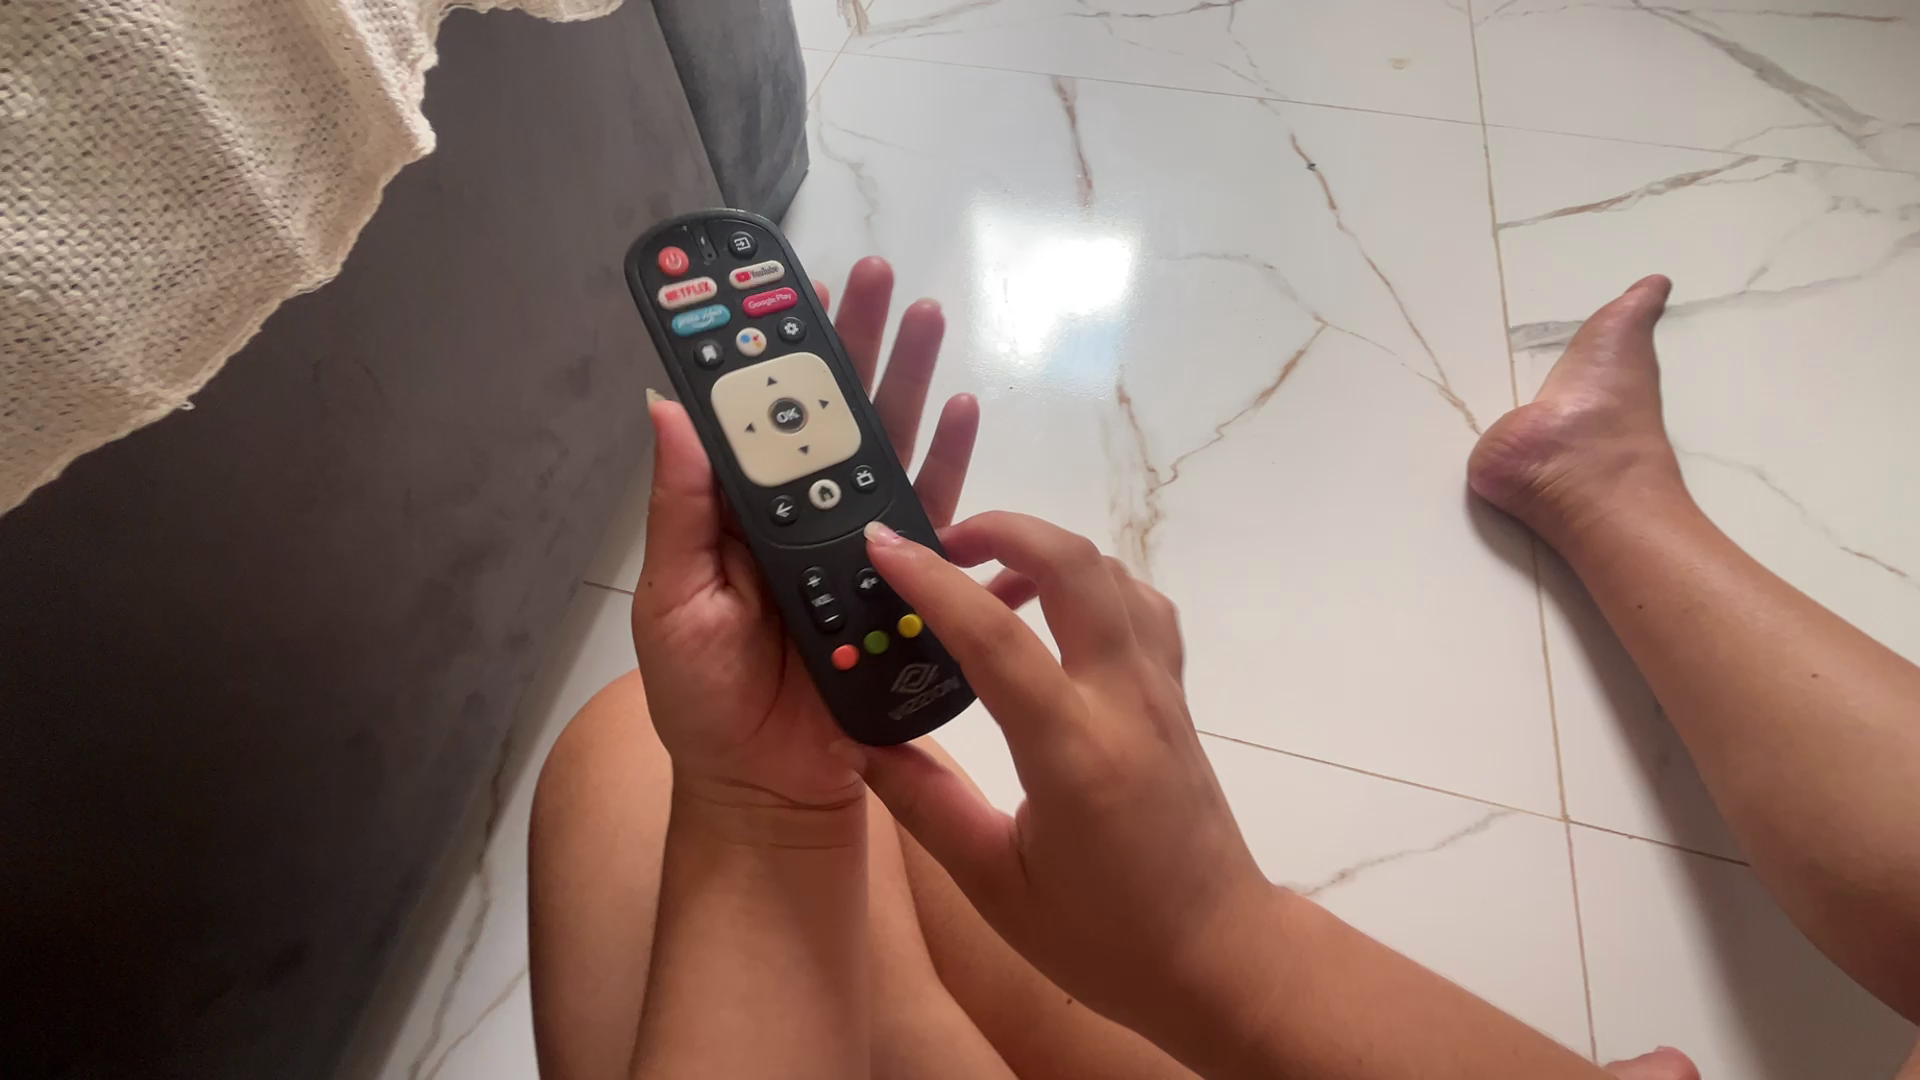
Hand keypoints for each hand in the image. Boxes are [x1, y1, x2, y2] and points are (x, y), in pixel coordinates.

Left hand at [632, 257, 980, 813]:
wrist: (770, 781)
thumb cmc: (706, 697)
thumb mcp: (673, 600)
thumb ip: (680, 510)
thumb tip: (667, 408)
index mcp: (749, 515)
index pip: (769, 420)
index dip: (780, 356)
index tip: (792, 292)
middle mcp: (811, 518)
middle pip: (841, 421)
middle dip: (858, 346)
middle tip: (880, 280)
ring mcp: (864, 548)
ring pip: (893, 454)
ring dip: (912, 386)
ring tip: (929, 324)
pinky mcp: (907, 585)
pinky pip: (937, 522)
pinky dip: (955, 472)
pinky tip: (966, 421)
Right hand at [854, 512, 1276, 1043]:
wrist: (1219, 955)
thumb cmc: (1105, 935)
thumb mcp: (993, 881)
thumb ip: (923, 801)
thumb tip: (860, 742)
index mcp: (1071, 750)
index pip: (994, 635)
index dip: (931, 580)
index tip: (884, 547)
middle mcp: (1123, 699)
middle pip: (1074, 565)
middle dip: (1003, 528)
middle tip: (946, 546)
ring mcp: (1159, 688)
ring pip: (1111, 572)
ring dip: (1046, 551)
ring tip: (991, 579)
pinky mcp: (1174, 692)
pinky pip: (1138, 605)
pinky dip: (1091, 581)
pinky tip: (1057, 615)